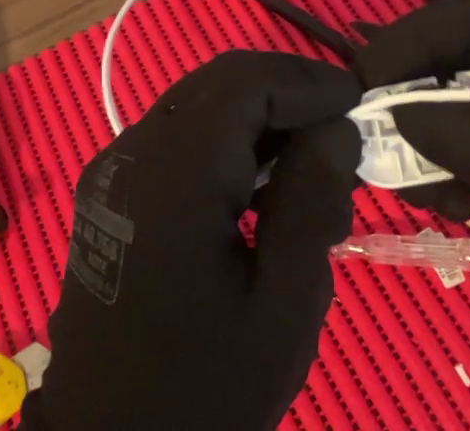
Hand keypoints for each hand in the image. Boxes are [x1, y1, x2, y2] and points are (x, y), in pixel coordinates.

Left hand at [24, 51, 361, 430]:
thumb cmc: (205, 388)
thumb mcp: (282, 305)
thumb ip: (311, 203)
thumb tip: (336, 127)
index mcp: (171, 177)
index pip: (243, 85)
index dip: (305, 81)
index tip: (359, 102)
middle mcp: (131, 155)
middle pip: (216, 85)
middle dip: (285, 93)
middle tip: (343, 130)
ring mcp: (114, 171)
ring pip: (196, 107)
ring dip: (258, 119)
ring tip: (316, 165)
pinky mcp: (111, 192)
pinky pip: (177, 140)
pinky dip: (226, 144)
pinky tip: (265, 187)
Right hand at [354, 0, 469, 428]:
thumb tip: (399, 111)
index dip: (410, 38)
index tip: (364, 81)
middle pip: (459, 61)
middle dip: (414, 97)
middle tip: (383, 146)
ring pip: (462, 108)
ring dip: (431, 143)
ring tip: (434, 197)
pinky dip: (453, 170)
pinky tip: (456, 208)